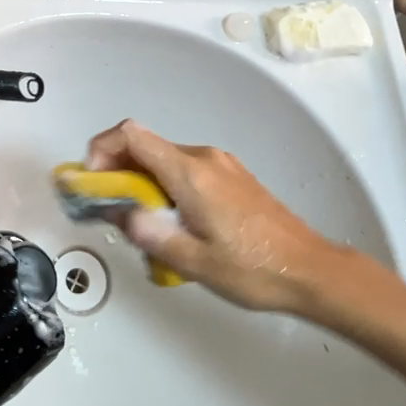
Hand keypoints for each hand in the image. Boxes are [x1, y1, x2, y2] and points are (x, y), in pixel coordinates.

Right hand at [85, 119, 345, 315]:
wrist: (312, 271)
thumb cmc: (253, 269)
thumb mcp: (193, 261)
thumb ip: (149, 234)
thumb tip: (119, 214)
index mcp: (190, 173)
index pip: (131, 135)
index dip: (101, 149)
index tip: (93, 181)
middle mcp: (203, 157)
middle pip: (144, 146)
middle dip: (117, 172)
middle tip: (112, 211)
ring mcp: (219, 163)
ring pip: (163, 159)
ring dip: (141, 182)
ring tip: (144, 224)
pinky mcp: (230, 175)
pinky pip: (183, 169)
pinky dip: (164, 185)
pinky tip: (174, 223)